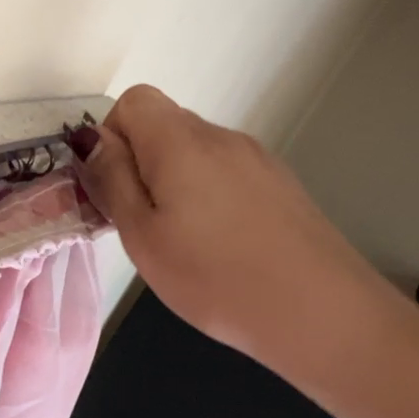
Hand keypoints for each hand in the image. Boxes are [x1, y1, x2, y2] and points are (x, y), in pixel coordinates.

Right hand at [81, 85, 397, 360]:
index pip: (134, 101)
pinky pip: (225, 172)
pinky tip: (219, 244)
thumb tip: (92, 139)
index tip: (113, 185)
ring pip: (195, 151)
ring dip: (173, 180)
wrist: (326, 317)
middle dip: (139, 161)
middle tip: (138, 221)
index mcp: (182, 143)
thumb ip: (113, 179)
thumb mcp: (143, 236)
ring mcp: (258, 160)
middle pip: (164, 124)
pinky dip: (207, 194)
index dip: (111, 136)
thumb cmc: (216, 279)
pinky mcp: (281, 186)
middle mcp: (222, 138)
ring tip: (180, 239)